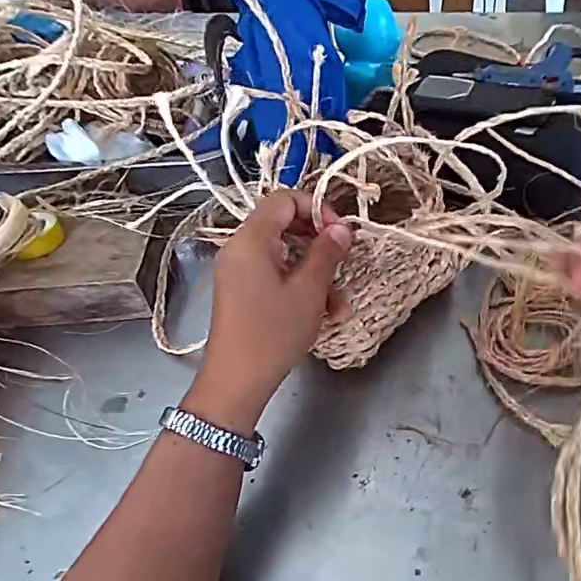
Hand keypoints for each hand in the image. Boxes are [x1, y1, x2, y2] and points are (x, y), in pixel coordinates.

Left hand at [190, 191, 353, 430]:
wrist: (236, 380)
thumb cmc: (273, 332)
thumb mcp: (309, 291)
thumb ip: (327, 253)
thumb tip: (342, 228)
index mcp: (250, 240)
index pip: (283, 199)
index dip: (315, 207)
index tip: (340, 230)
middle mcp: (240, 249)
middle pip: (284, 227)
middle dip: (320, 244)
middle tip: (344, 261)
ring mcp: (240, 272)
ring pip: (286, 256)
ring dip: (316, 274)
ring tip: (340, 305)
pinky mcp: (244, 292)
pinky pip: (277, 276)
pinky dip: (301, 288)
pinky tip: (325, 314)